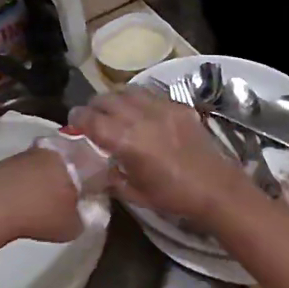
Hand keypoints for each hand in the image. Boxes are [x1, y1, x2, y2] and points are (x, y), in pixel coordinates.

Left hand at [0, 149, 83, 251]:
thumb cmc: (40, 215)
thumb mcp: (73, 227)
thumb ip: (84, 216)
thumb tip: (82, 211)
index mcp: (74, 160)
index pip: (92, 166)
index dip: (93, 181)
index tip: (90, 195)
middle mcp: (51, 151)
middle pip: (66, 163)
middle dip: (67, 178)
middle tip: (65, 199)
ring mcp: (26, 154)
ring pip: (43, 166)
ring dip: (44, 180)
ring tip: (41, 202)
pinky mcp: (4, 162)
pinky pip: (23, 172)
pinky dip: (25, 183)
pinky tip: (21, 200)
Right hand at [68, 88, 255, 224]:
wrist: (216, 188)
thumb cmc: (173, 196)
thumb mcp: (135, 193)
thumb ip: (112, 177)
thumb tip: (98, 169)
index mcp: (126, 141)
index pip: (92, 120)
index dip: (78, 118)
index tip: (72, 121)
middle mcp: (141, 117)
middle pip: (107, 99)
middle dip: (94, 106)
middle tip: (91, 116)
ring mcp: (162, 108)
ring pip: (129, 91)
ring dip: (116, 98)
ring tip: (114, 109)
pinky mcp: (179, 106)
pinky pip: (151, 94)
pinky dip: (139, 99)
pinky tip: (140, 111)